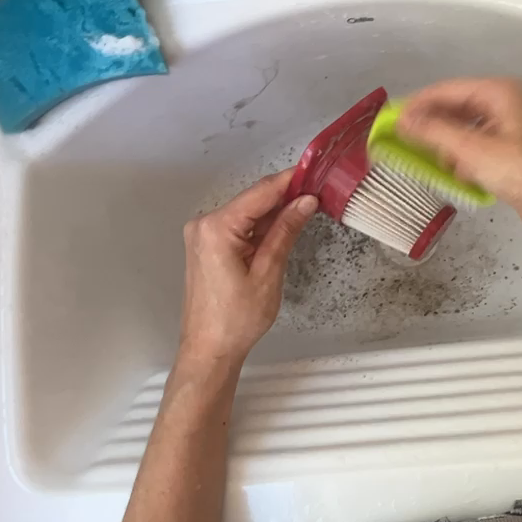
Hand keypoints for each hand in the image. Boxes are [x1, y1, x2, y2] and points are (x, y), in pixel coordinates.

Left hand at [178, 169, 318, 363]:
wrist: (209, 349)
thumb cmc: (236, 319)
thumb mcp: (268, 272)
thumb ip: (286, 231)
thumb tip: (306, 202)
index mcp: (217, 228)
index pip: (261, 192)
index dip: (290, 181)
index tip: (315, 172)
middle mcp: (205, 224)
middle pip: (253, 200)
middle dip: (285, 196)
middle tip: (318, 194)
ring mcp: (203, 234)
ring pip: (247, 213)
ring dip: (275, 212)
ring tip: (306, 211)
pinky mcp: (207, 245)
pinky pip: (239, 226)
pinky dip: (261, 226)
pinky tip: (282, 229)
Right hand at [395, 77, 521, 237]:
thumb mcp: (472, 151)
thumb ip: (434, 132)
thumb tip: (403, 120)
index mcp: (500, 92)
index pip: (447, 89)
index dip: (417, 104)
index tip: (392, 119)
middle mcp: (505, 103)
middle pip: (455, 108)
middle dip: (432, 127)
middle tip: (404, 141)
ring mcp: (509, 126)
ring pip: (464, 129)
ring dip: (448, 146)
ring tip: (435, 162)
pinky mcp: (509, 149)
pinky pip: (475, 146)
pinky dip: (463, 159)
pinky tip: (460, 175)